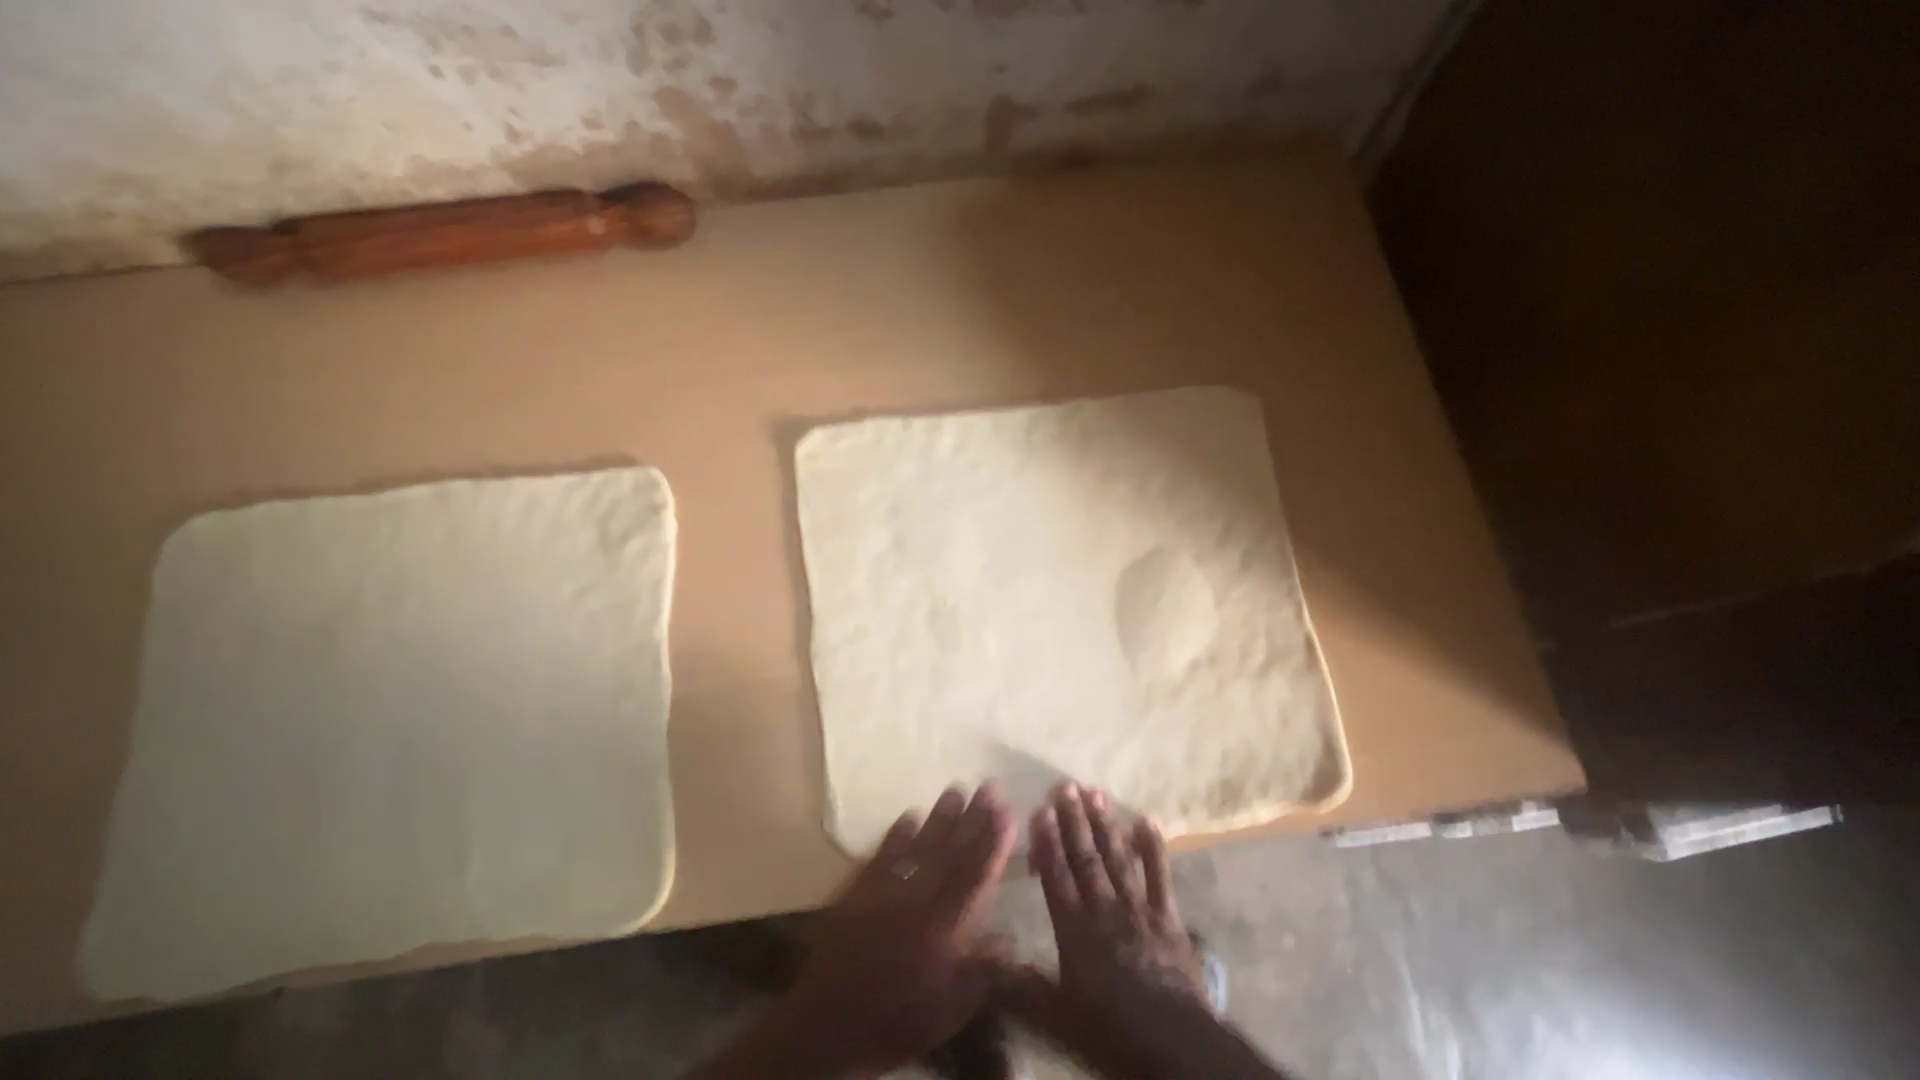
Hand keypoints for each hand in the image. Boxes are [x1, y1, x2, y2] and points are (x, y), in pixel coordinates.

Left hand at [691, 782, 1016, 1079]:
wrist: (826, 1026)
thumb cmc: (895, 1024)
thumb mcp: (949, 1012)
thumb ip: (981, 973)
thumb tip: (1010, 936)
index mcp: (944, 931)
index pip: (975, 878)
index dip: (993, 844)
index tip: (1008, 813)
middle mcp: (917, 903)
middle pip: (950, 854)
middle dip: (973, 819)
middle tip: (990, 786)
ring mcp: (884, 894)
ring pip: (918, 848)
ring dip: (939, 818)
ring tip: (956, 789)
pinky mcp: (857, 895)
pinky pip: (882, 857)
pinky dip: (897, 834)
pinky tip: (909, 815)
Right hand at [993, 782, 1282, 1079]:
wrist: (1173, 1044)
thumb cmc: (1109, 1030)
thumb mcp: (1056, 1015)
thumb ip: (1018, 985)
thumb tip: (979, 959)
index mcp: (1074, 930)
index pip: (1055, 877)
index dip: (1046, 842)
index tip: (1039, 810)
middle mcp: (1104, 910)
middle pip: (1085, 859)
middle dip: (1073, 821)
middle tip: (1064, 785)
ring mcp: (1139, 910)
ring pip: (1117, 859)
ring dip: (1105, 824)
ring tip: (1094, 792)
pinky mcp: (1169, 918)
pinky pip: (1160, 876)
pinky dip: (1154, 848)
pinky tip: (1147, 820)